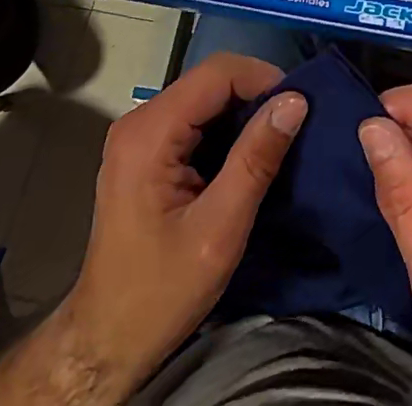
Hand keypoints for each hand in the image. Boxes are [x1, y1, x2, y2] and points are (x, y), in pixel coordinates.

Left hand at [0, 53, 306, 404]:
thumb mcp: (220, 228)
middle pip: (208, 80)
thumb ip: (256, 159)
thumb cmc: (162, 290)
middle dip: (256, 92)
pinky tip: (250, 150)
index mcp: (149, 133)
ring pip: (203, 97)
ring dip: (244, 109)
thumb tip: (295, 102)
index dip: (263, 78)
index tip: (302, 106)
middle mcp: (138, 121)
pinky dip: (226, 126)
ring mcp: (137, 135)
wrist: (108, 337)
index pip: (216, 73)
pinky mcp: (144, 151)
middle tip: (297, 123)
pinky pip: (193, 119)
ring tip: (281, 136)